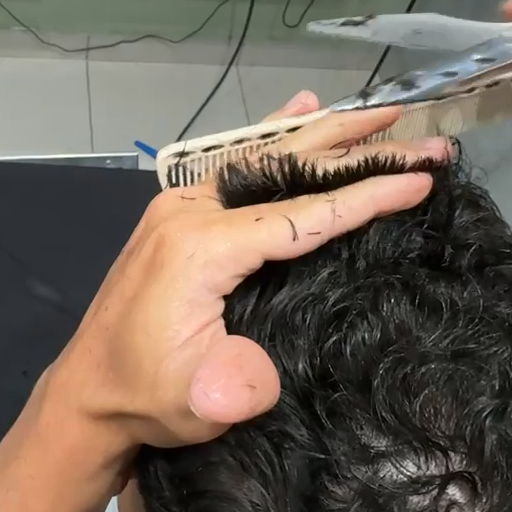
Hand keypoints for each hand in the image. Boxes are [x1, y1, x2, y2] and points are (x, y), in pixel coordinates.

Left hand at [39, 96, 445, 455]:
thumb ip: (234, 386)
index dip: (364, 197)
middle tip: (421, 136)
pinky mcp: (177, 218)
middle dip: (358, 150)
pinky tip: (297, 110)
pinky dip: (271, 137)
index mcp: (200, 246)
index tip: (421, 178)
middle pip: (287, 169)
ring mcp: (179, 208)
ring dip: (322, 135)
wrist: (89, 390)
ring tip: (376, 112)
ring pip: (262, 157)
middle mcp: (189, 211)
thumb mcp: (194, 401)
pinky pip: (233, 166)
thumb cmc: (144, 394)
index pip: (300, 213)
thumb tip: (262, 375)